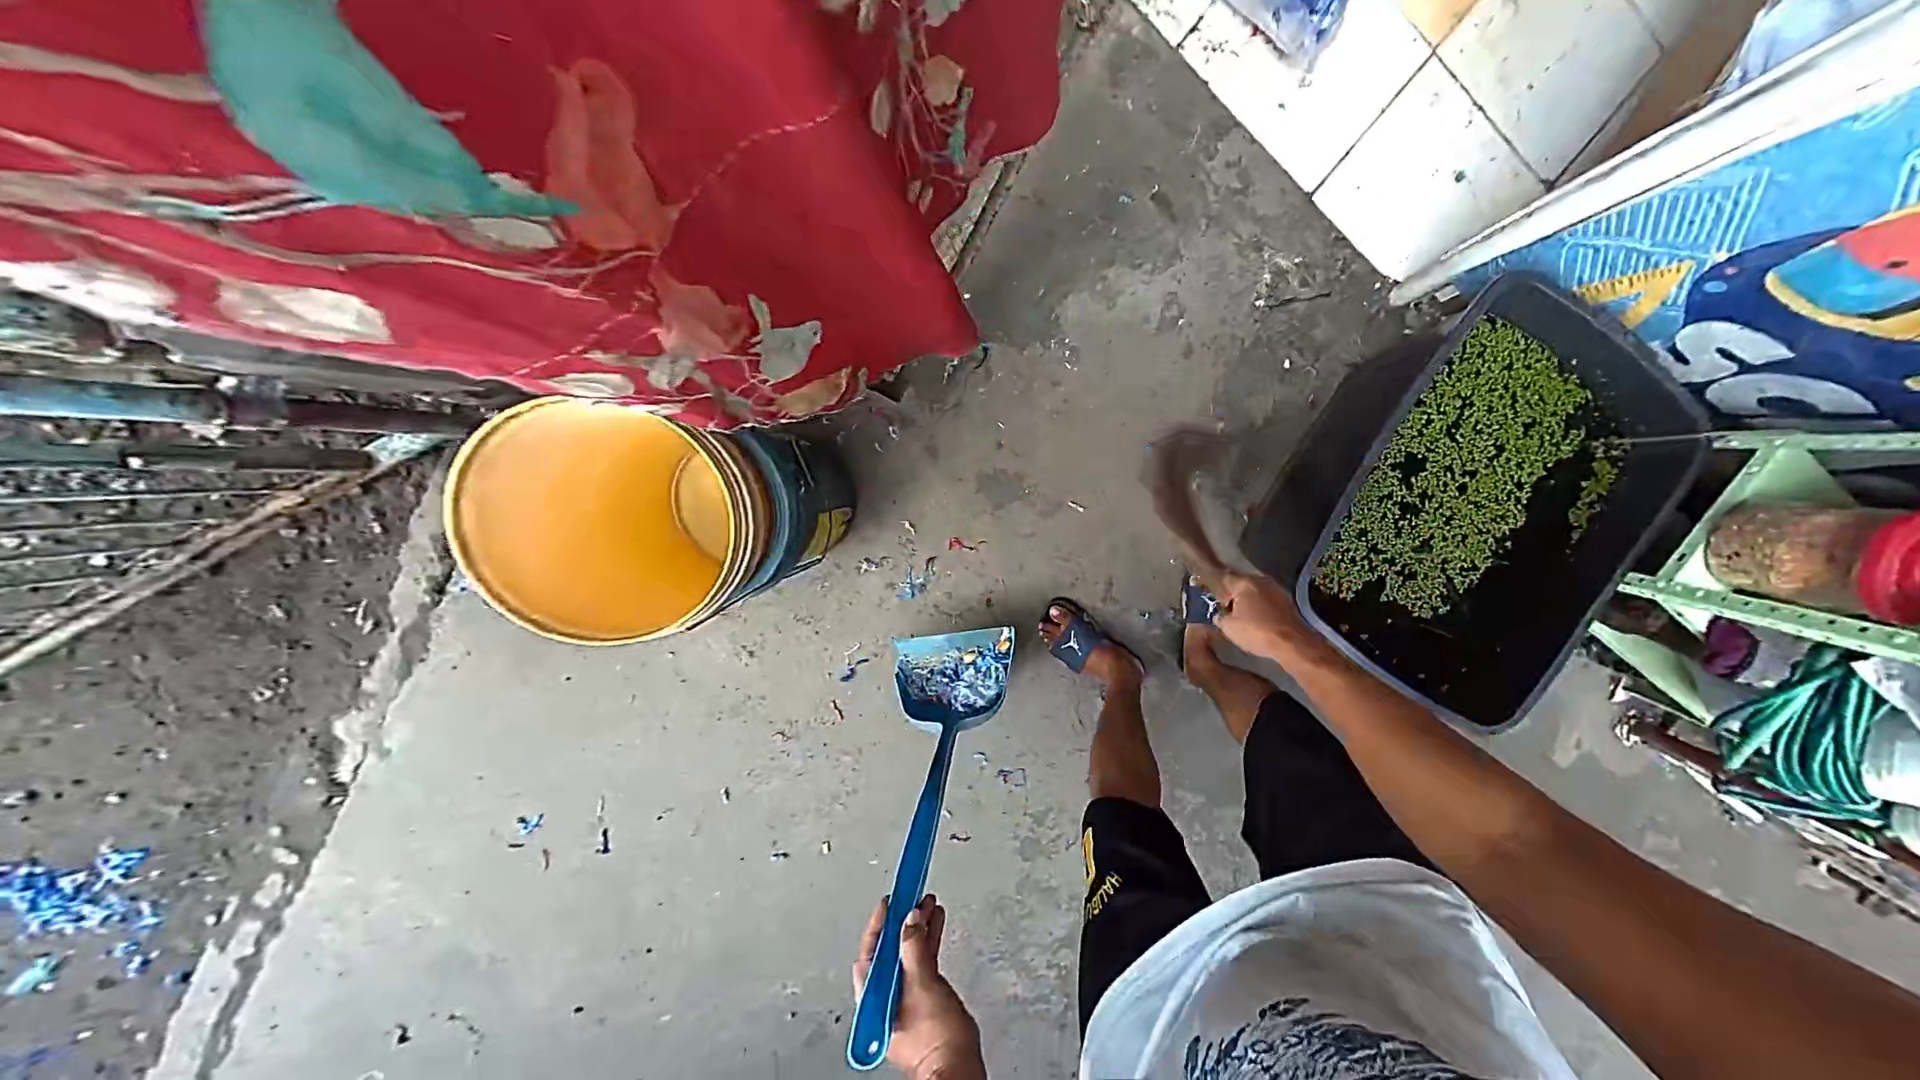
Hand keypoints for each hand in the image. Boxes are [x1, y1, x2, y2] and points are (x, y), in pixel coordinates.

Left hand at [852, 894, 985, 1079]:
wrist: (957, 1068)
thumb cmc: (936, 1043)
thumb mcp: (923, 984)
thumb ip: (914, 948)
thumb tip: (909, 920)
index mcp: (874, 997)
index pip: (872, 950)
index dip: (881, 923)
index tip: (891, 901)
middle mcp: (885, 998)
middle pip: (890, 950)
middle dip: (903, 921)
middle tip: (911, 897)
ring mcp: (904, 998)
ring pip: (907, 953)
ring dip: (918, 927)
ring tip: (928, 905)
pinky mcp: (922, 999)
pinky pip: (921, 961)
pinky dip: (927, 941)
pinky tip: (935, 925)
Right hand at [1214, 572, 1309, 657]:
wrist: (1293, 643)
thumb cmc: (1257, 632)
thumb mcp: (1229, 628)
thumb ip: (1220, 617)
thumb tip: (1220, 615)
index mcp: (1244, 583)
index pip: (1224, 579)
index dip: (1217, 591)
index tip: (1215, 604)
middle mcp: (1261, 580)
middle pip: (1241, 585)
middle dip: (1233, 597)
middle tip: (1227, 613)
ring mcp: (1277, 590)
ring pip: (1255, 592)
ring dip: (1248, 602)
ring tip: (1243, 618)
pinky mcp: (1287, 601)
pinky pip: (1267, 600)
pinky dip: (1261, 608)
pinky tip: (1258, 620)